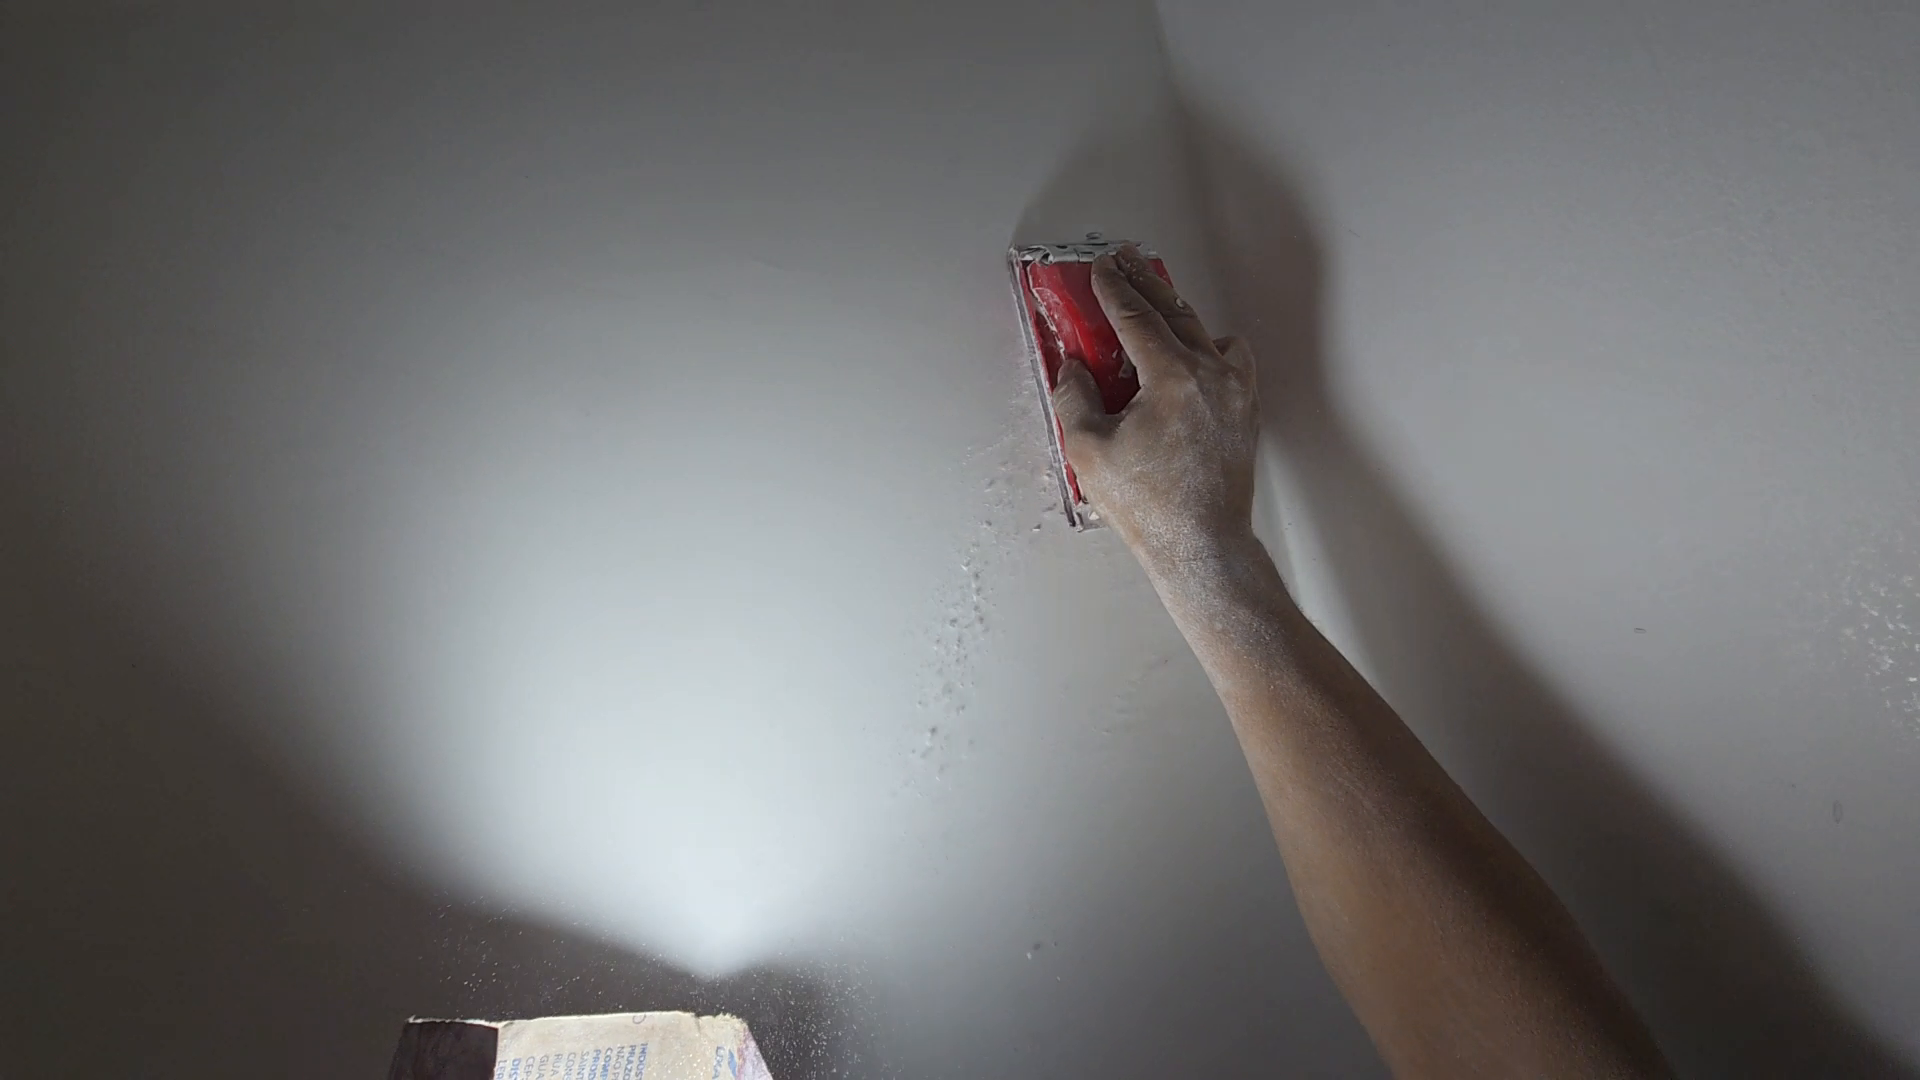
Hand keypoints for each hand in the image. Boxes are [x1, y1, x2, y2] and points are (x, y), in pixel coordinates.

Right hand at [1052, 245, 1259, 568]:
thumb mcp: (1089, 449)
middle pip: (1174, 311)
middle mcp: (1211, 374)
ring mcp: (1235, 391)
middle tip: (1125, 259)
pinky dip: (1211, 347)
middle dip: (1145, 282)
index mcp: (1172, 377)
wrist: (1199, 544)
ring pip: (1205, 331)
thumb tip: (1073, 369)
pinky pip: (1232, 360)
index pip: (1137, 317)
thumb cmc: (1147, 504)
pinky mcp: (1244, 411)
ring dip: (1176, 312)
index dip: (1113, 289)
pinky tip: (1195, 354)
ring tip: (1154, 303)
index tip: (1100, 269)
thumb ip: (1074, 397)